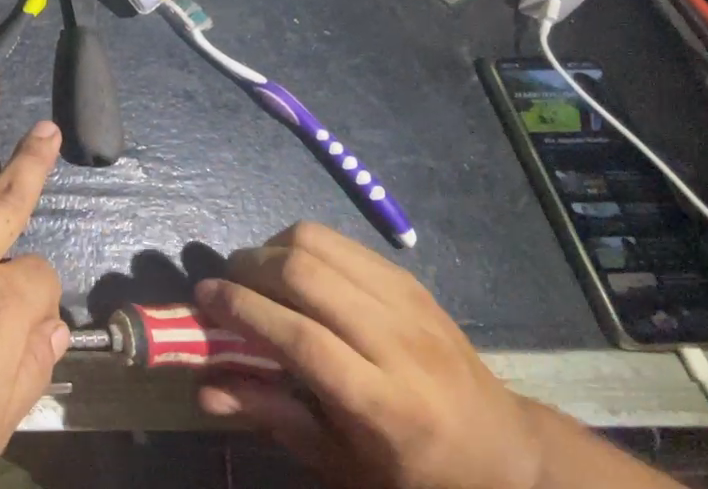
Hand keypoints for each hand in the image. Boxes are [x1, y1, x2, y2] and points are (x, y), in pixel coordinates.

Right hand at [193, 223, 543, 488]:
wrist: (504, 453)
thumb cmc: (410, 470)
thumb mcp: (338, 461)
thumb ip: (269, 415)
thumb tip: (202, 388)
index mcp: (382, 405)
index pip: (299, 337)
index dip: (241, 310)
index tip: (203, 298)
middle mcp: (399, 346)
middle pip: (304, 274)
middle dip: (248, 268)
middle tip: (227, 284)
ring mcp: (410, 306)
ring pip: (318, 243)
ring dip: (272, 250)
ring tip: (258, 275)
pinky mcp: (412, 283)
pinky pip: (340, 242)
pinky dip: (301, 246)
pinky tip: (295, 272)